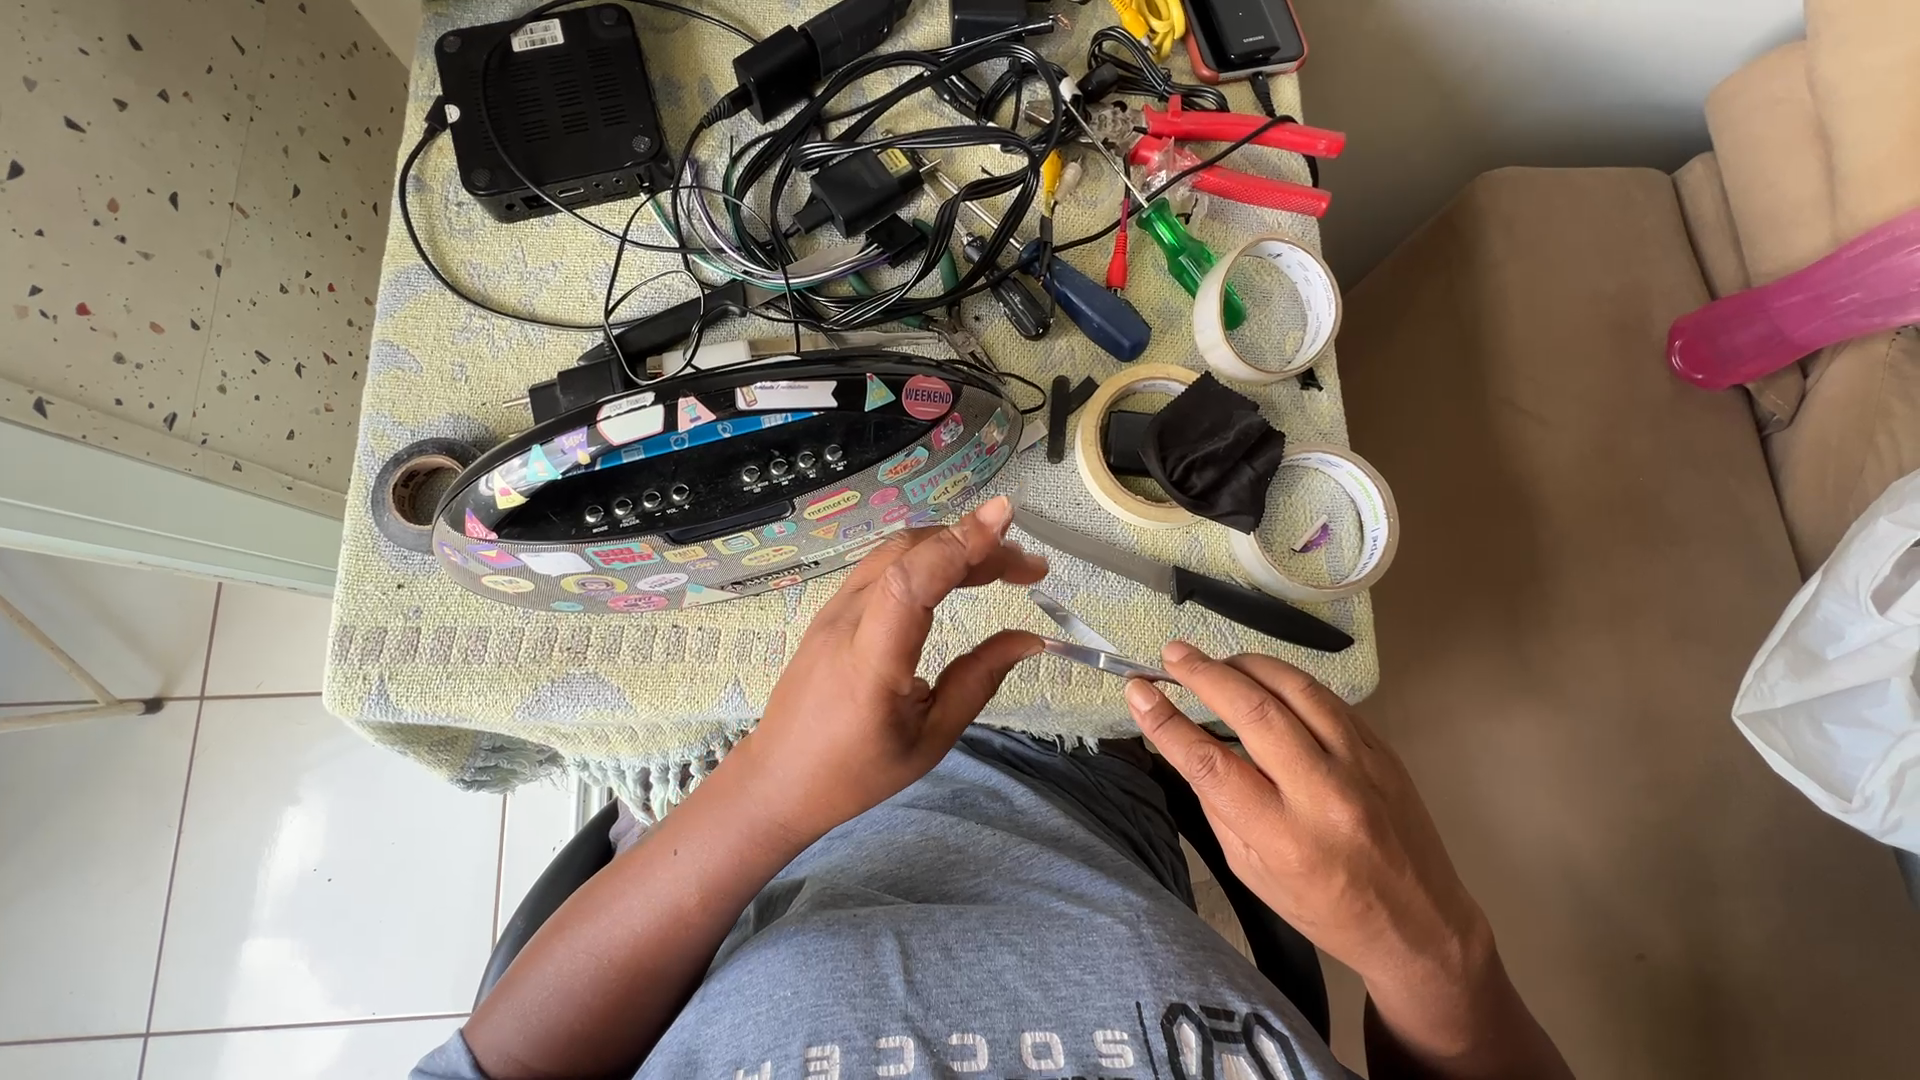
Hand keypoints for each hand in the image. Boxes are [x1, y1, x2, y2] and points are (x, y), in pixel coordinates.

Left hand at [729, 495, 1047, 844]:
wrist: (779, 779)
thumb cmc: (856, 772)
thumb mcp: (930, 738)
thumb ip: (979, 681)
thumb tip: (1029, 639)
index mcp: (871, 660)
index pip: (912, 581)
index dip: (959, 542)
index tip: (1005, 518)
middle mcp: (846, 620)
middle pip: (910, 553)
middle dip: (974, 544)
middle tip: (1029, 567)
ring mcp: (833, 609)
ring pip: (895, 551)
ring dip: (950, 545)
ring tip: (1000, 566)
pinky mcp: (832, 610)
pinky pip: (882, 565)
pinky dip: (925, 556)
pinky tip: (954, 572)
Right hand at [1126, 643, 1488, 993]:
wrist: (1420, 925)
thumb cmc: (1323, 907)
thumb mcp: (1251, 869)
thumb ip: (1219, 803)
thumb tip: (1188, 744)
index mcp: (1283, 836)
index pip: (1210, 762)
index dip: (1165, 721)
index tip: (1138, 691)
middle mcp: (1324, 794)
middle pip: (1253, 711)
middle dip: (1204, 674)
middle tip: (1173, 655)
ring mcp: (1360, 765)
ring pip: (1295, 690)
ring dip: (1245, 665)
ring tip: (1215, 661)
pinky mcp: (1381, 749)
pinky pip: (1326, 698)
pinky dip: (1285, 679)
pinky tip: (1262, 678)